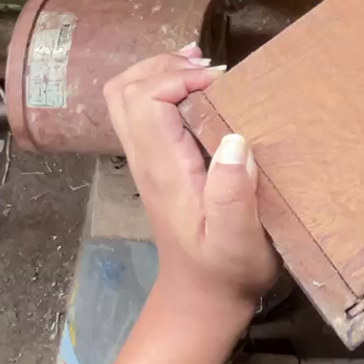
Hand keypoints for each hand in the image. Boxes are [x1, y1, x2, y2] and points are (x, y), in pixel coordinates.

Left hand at [103, 46, 277, 318]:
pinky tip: (197, 85)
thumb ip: (233, 194)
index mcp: (162, 169)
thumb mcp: (239, 241)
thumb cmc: (226, 271)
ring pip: (126, 96)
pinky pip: (142, 109)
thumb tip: (236, 139)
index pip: (146, 99)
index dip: (178, 77)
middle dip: (164, 65)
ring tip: (202, 66)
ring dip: (160, 71)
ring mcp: (146, 159)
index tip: (220, 82)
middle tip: (209, 67)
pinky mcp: (156, 161)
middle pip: (124, 90)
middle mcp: (145, 158)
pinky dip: (163, 86)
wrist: (202, 298)